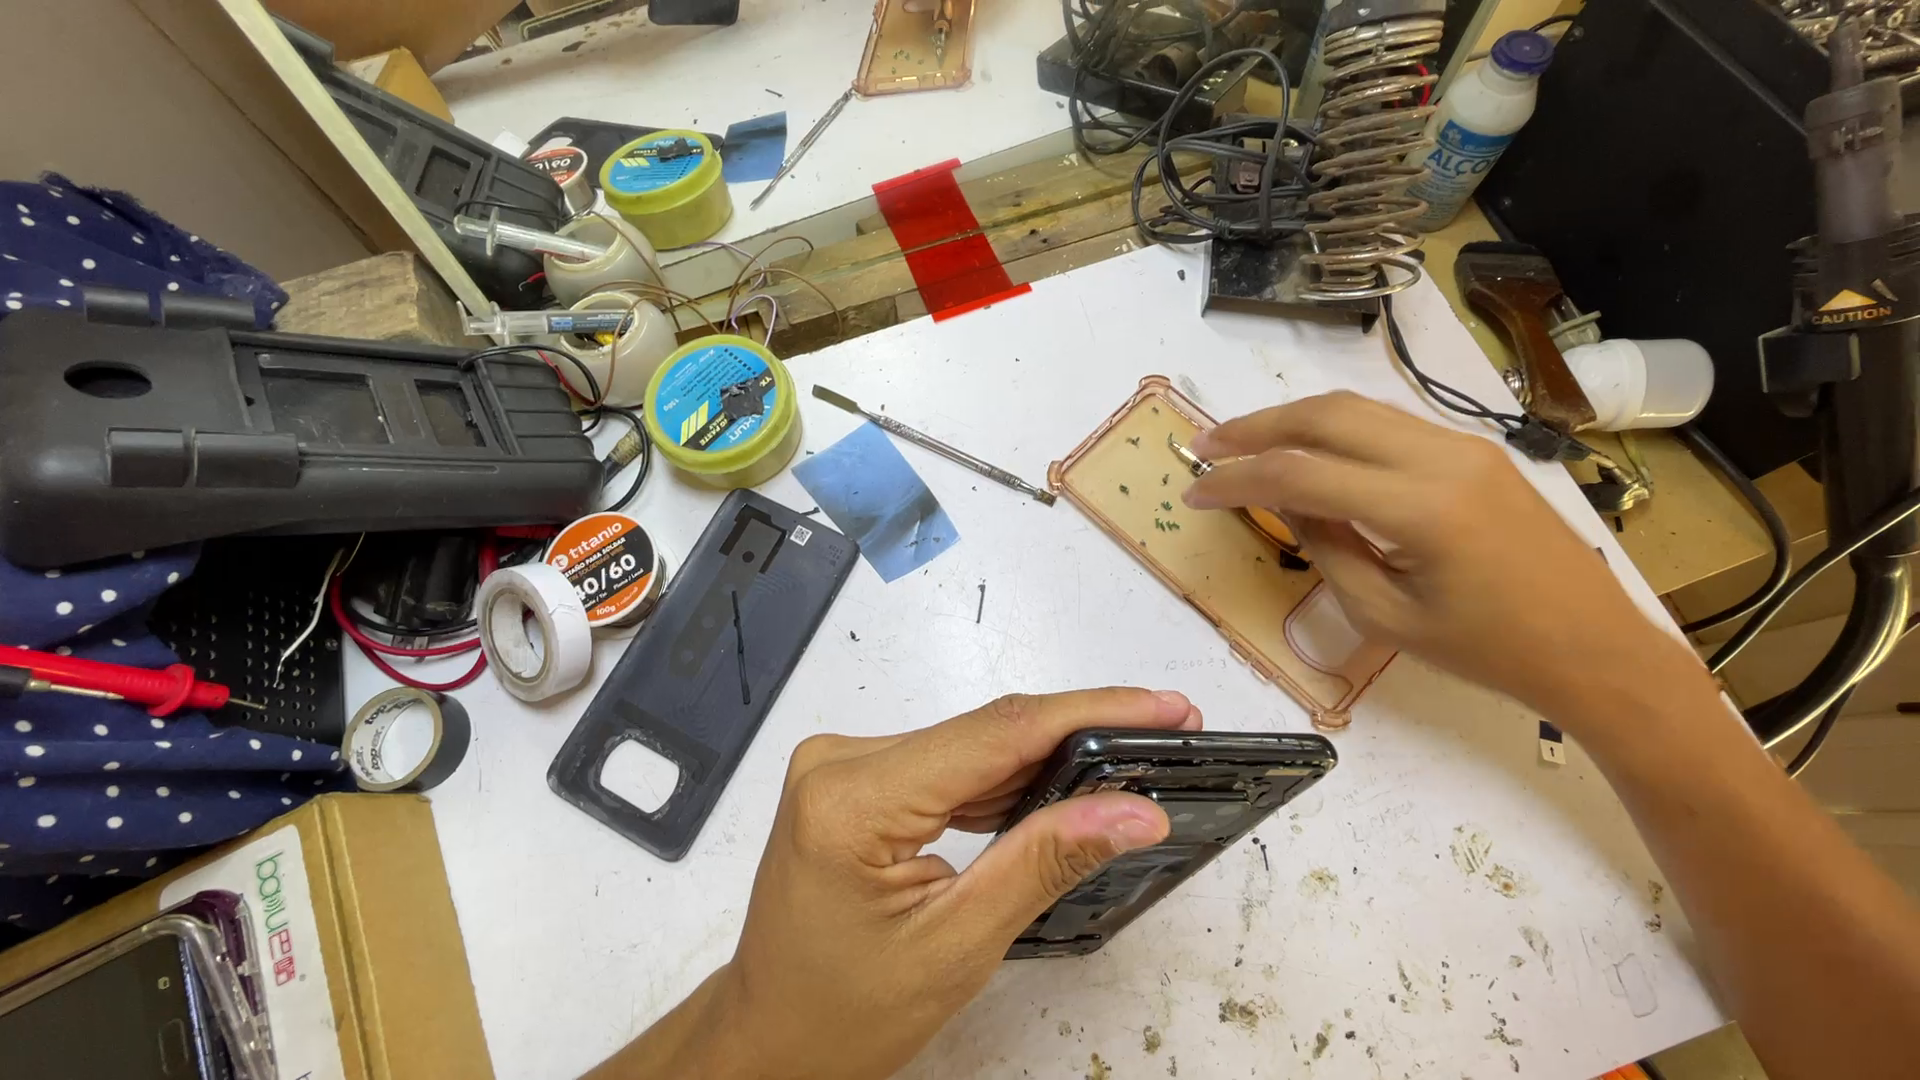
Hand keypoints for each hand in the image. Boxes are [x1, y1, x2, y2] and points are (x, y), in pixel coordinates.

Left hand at [597, 688, 1201, 1079]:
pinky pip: (947, 766)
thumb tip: (1134, 811)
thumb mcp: (959, 945)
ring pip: (971, 746)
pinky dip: (1004, 779)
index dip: (1091, 714)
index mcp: (853, 798)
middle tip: (1165, 728)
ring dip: (1046, 756)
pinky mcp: (857, 779)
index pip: (996, 734)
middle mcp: (843, 760)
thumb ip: (1045, 862)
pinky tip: (1059, 785)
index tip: (1166, 708)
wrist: (769, 1036)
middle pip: (985, 733)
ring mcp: (846, 765)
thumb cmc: (848, 1013)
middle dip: (1079, 733)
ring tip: (1127, 757)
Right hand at [1182, 392, 1685, 715]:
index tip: (1194, 492)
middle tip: (1206, 446)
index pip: (1301, 474)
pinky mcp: (1473, 451)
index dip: (1236, 480)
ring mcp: (1463, 446)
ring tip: (1242, 441)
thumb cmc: (1487, 650)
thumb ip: (1326, 546)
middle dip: (1255, 427)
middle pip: (1326, 416)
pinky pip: (1386, 423)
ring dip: (1292, 420)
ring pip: (1356, 408)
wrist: (1594, 648)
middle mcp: (1443, 457)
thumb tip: (1284, 498)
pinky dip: (1333, 429)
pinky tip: (1305, 448)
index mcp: (1421, 508)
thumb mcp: (1384, 614)